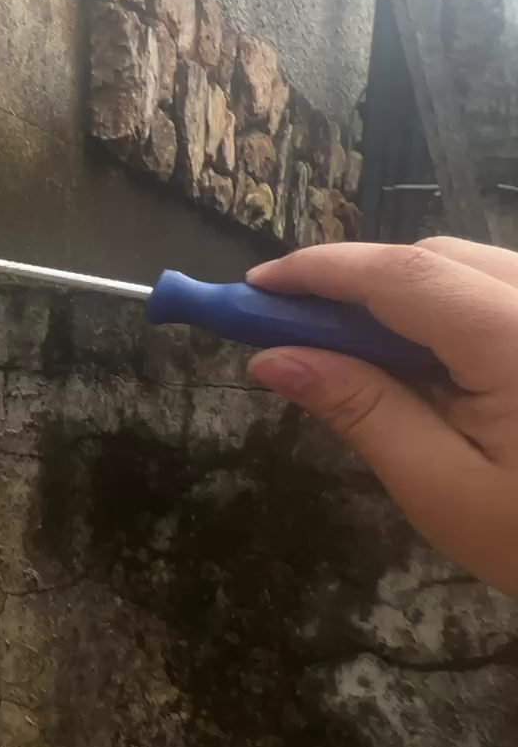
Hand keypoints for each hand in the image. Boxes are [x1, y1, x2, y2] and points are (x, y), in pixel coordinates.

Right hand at [245, 237, 517, 594]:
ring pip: (486, 268)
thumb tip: (272, 358)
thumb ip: (360, 410)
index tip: (254, 285)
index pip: (404, 276)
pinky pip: (516, 294)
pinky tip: (438, 360)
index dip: (319, 269)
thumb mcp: (444, 489)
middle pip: (445, 257)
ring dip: (405, 293)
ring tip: (363, 350)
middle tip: (297, 327)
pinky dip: (455, 309)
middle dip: (357, 279)